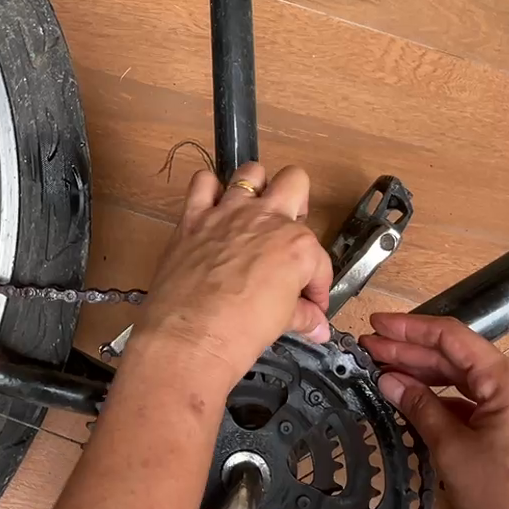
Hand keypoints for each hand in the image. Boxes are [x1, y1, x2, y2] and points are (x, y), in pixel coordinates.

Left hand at [131, 162, 331, 393]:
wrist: (190, 336)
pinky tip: (212, 210)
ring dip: (255, 188)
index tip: (309, 304)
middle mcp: (265, 218)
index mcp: (296, 245)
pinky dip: (208, 190)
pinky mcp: (194, 216)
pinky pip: (202, 182)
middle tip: (287, 231)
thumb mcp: (282, 323)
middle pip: (294, 182)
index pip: (318, 259)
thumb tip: (317, 326)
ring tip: (253, 213)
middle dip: (296, 203)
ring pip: (251, 172)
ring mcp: (228, 212)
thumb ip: (302, 316)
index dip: (316, 285)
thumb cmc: (240, 331)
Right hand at [363, 314, 508, 508]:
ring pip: (464, 378)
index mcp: (508, 382)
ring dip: (425, 373)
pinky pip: (474, 400)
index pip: (452, 337)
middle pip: (457, 355)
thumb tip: (388, 379)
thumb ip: (420, 407)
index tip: (375, 323)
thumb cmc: (507, 501)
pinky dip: (443, 397)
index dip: (409, 327)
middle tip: (369, 348)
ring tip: (384, 370)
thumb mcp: (454, 451)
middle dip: (411, 350)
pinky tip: (415, 401)